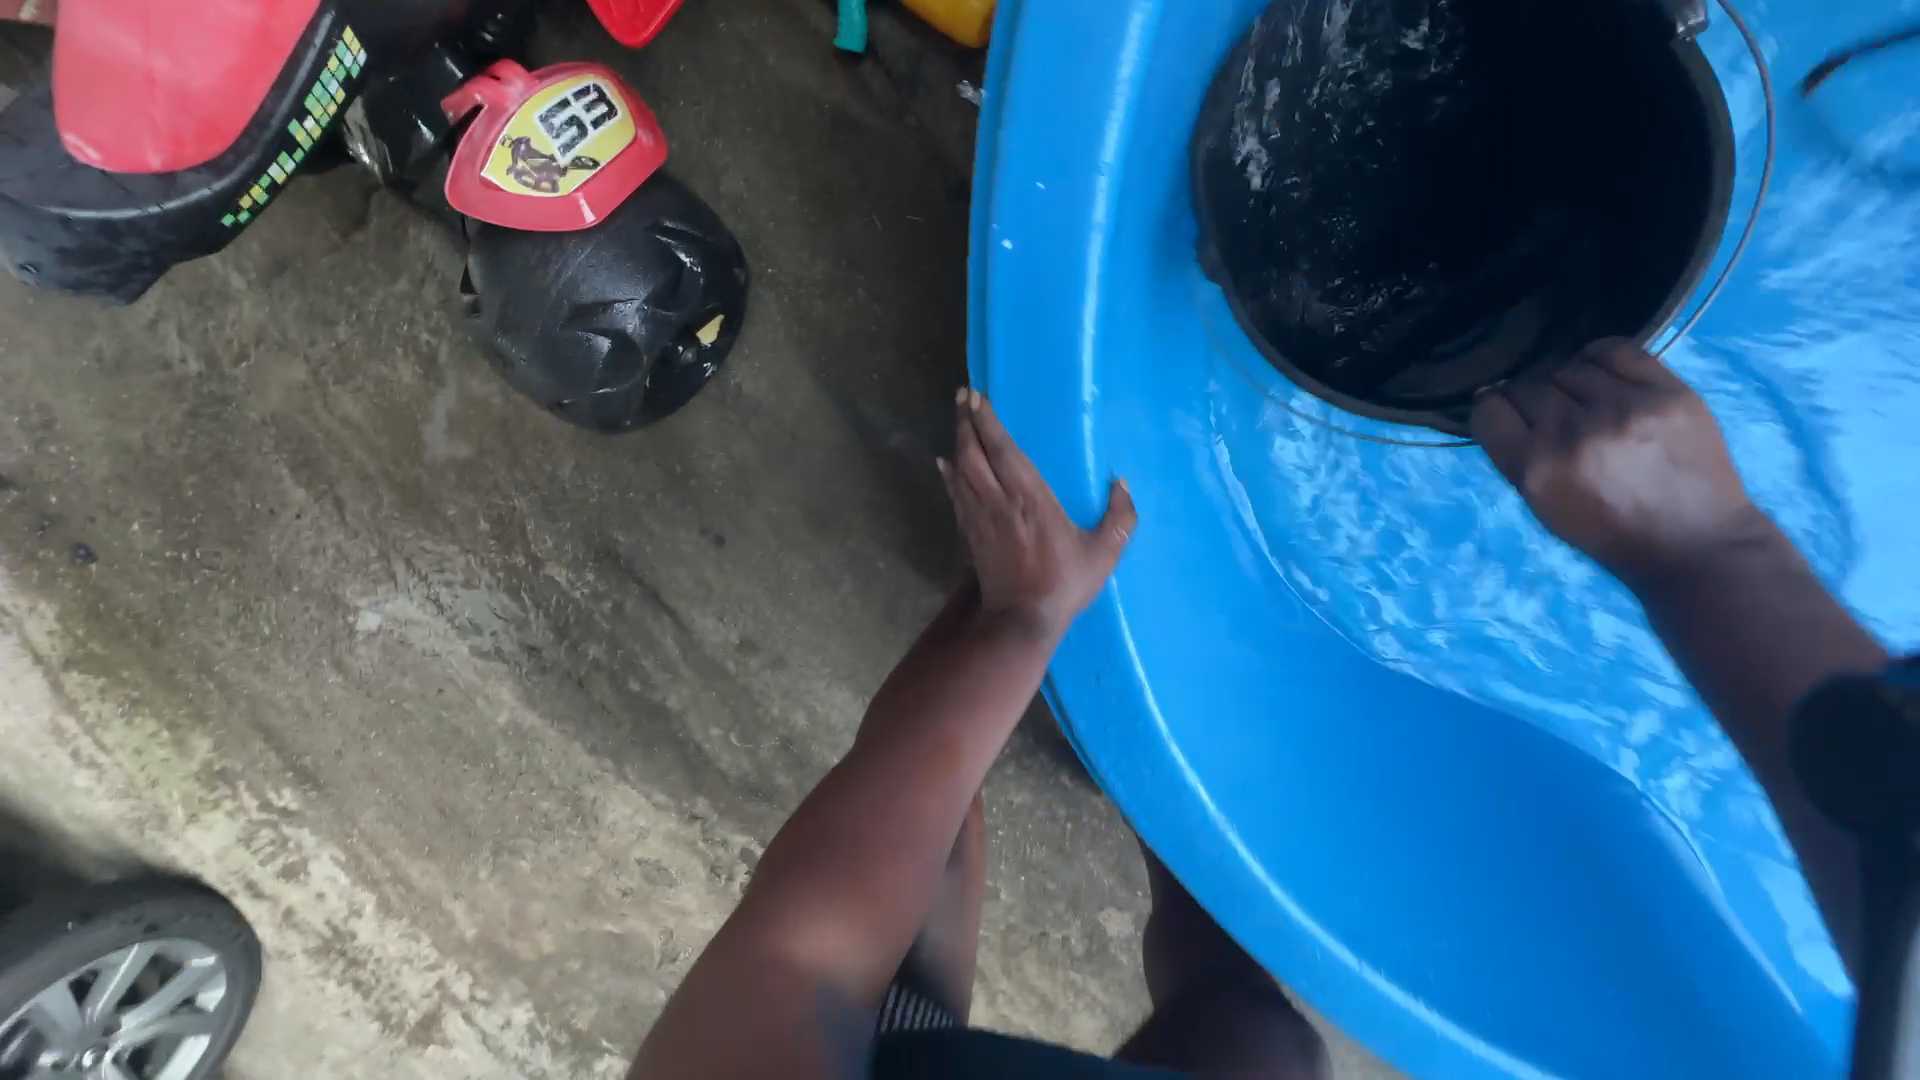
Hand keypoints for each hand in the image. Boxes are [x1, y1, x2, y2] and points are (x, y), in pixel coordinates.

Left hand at [937, 389, 1136, 636]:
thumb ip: (1119, 517)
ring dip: (957, 442)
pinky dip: (949, 476)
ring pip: (961, 471)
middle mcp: (998, 501)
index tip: (977, 397)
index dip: (987, 421)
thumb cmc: (1064, 584)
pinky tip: (945, 464)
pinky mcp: (970, 535)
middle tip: (963, 396)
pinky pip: (956, 496)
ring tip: (958, 419)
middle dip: (966, 422)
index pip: (1002, 450)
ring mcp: (980, 518)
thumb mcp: (1103, 552)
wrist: (1021, 620)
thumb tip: (1123, 484)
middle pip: (973, 453)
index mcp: (1029, 498)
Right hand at [1470, 339, 1778, 586]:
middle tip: (1546, 414)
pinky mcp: (1667, 393)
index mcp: (1535, 468)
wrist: (1691, 540)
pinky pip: (1615, 350)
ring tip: (1579, 400)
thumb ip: (1515, 454)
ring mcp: (1624, 409)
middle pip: (1527, 386)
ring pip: (1567, 368)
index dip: (1492, 410)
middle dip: (1528, 398)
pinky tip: (1599, 373)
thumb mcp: (1538, 502)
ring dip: (1564, 382)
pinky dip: (1597, 357)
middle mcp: (1573, 433)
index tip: (1504, 417)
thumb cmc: (1604, 529)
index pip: (1489, 410)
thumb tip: (1498, 405)